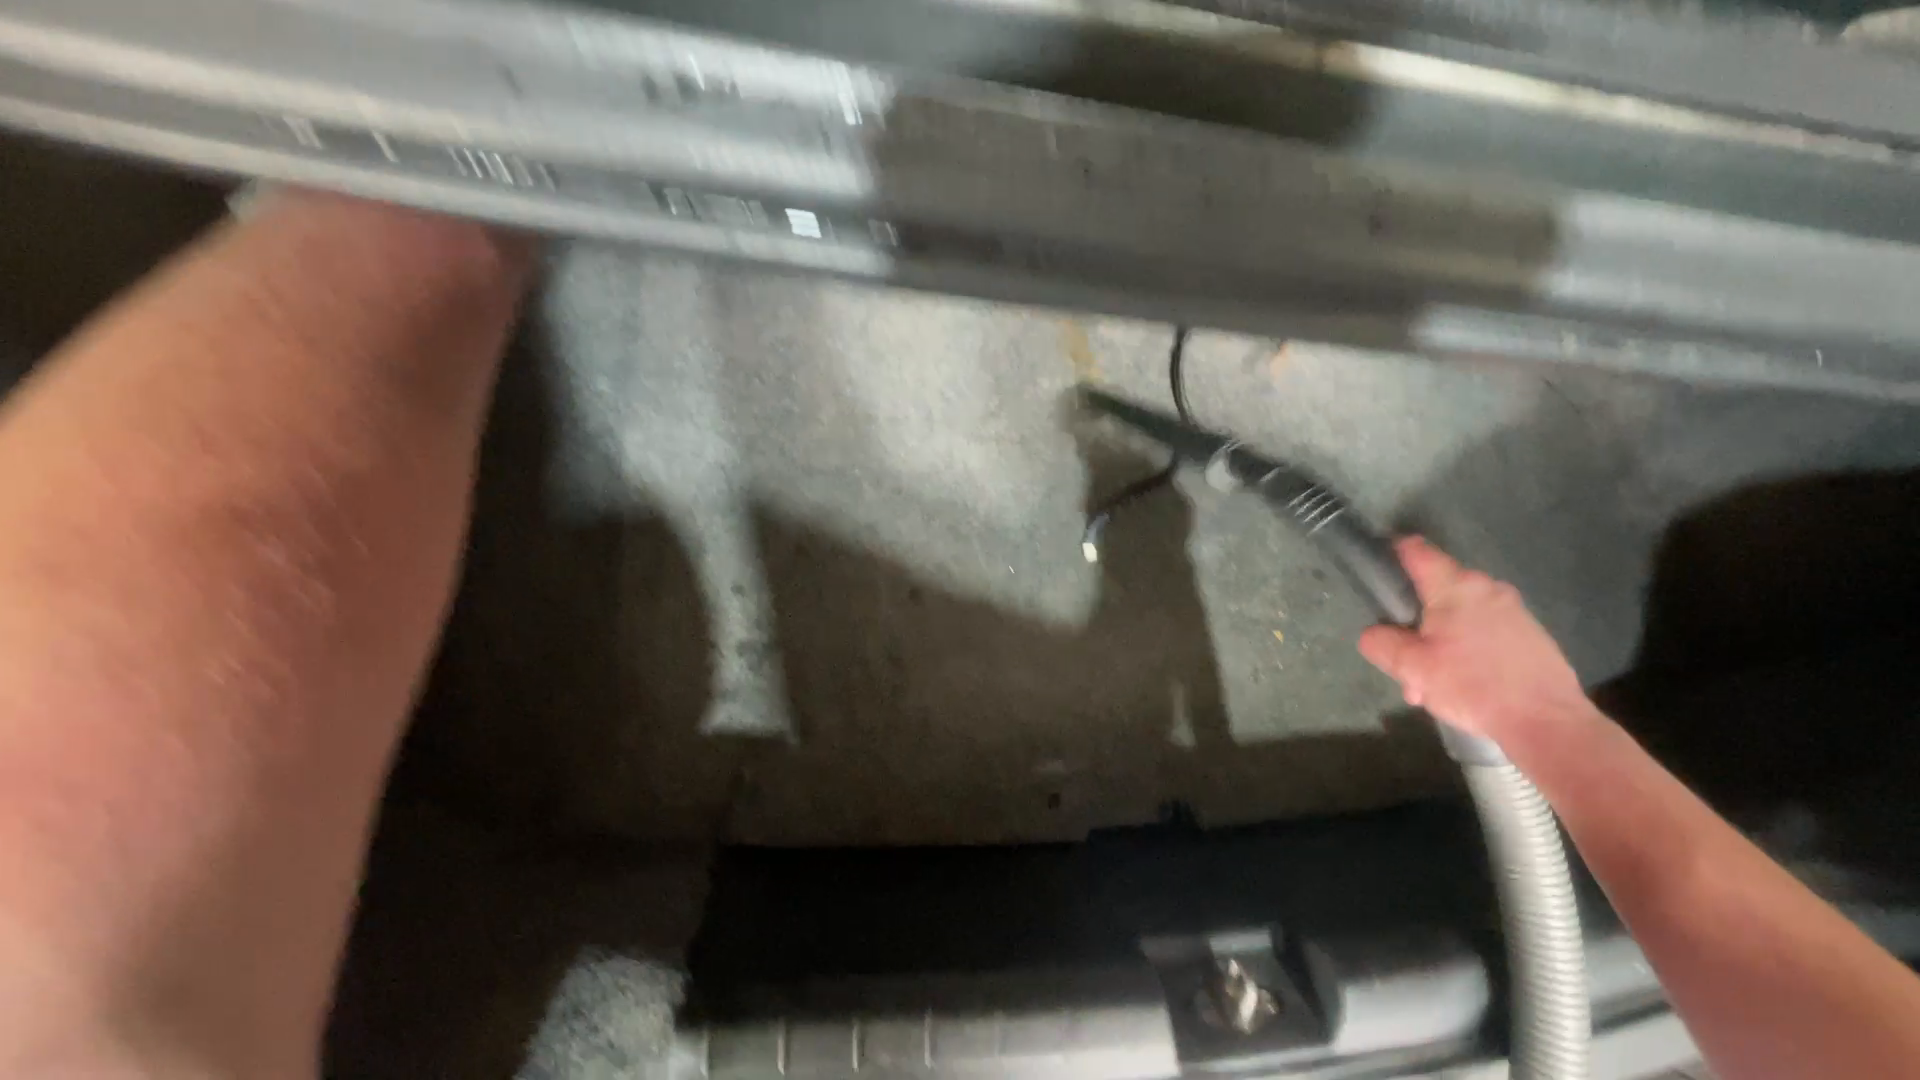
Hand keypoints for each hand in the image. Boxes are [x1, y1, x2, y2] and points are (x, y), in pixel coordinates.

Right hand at [1358, 537, 1591, 744]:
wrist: (1547, 721)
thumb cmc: (1473, 686)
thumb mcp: (1411, 668)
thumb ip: (1381, 644)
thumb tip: (1372, 633)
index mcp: (1456, 587)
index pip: (1418, 552)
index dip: (1394, 552)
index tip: (1380, 564)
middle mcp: (1487, 588)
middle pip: (1439, 591)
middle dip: (1417, 620)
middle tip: (1405, 657)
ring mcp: (1514, 610)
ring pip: (1461, 616)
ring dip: (1441, 642)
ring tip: (1432, 683)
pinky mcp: (1531, 634)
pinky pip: (1486, 632)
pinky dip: (1468, 650)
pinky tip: (1464, 684)